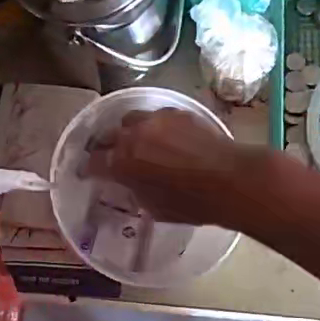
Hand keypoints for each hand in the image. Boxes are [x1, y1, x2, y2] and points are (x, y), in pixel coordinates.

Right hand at [84, 109, 272, 227]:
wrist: (231, 179)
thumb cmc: (192, 204)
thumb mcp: (154, 207)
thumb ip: (136, 189)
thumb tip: (134, 182)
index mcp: (122, 163)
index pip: (94, 162)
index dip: (89, 169)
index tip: (88, 173)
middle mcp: (133, 135)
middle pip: (108, 135)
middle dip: (106, 146)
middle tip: (110, 155)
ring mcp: (156, 119)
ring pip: (132, 119)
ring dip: (130, 131)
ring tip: (137, 141)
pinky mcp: (178, 112)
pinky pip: (157, 115)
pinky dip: (155, 126)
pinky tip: (164, 136)